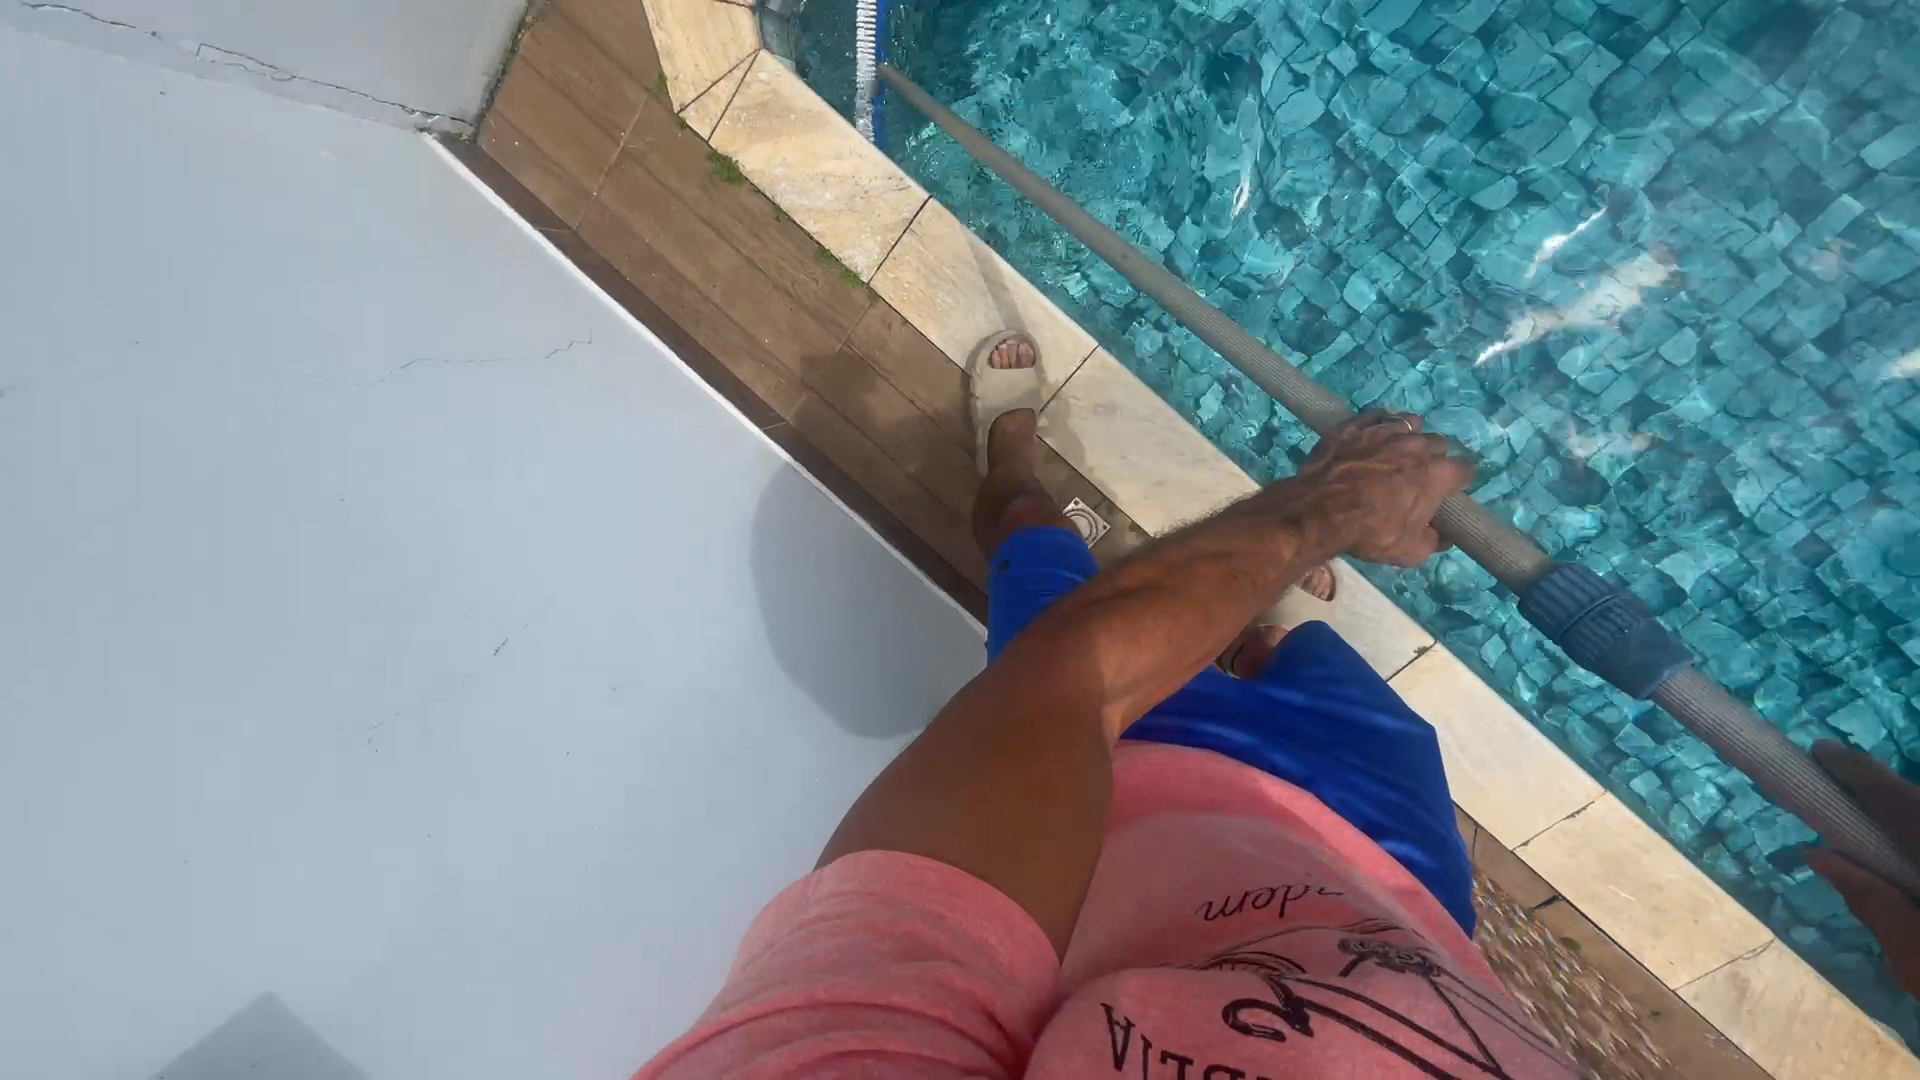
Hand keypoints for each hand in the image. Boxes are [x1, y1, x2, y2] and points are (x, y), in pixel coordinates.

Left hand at [1273, 410, 1474, 566]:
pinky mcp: (1354, 425)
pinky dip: (1378, 423)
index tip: (1446, 489)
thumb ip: (1433, 540)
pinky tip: (1371, 434)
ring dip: (1407, 435)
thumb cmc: (1367, 532)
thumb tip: (1443, 536)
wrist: (1316, 512)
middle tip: (1413, 474)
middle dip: (1431, 458)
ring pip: (1410, 423)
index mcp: (1438, 473)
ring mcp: (1384, 431)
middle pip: (1437, 444)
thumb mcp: (1408, 550)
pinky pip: (1375, 415)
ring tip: (1393, 450)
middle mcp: (1417, 446)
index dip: (1455, 480)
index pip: (1464, 469)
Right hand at [1807, 740, 1919, 998]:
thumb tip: (1822, 853)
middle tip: (1850, 786)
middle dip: (1897, 797)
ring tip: (1883, 823)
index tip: (1823, 750)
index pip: (1906, 805)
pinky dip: (1917, 839)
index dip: (1863, 774)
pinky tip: (1907, 865)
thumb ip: (1875, 905)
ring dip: (1913, 822)